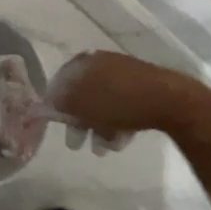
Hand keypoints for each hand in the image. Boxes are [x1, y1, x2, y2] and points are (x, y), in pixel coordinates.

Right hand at [48, 50, 197, 136]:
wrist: (170, 100)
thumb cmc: (118, 102)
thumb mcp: (82, 106)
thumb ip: (58, 105)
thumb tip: (40, 106)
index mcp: (84, 61)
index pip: (60, 81)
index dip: (55, 104)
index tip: (56, 124)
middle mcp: (101, 62)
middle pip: (81, 94)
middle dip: (78, 121)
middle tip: (76, 143)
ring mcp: (123, 73)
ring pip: (102, 102)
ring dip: (97, 126)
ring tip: (101, 148)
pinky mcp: (142, 86)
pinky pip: (120, 104)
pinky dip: (115, 122)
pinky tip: (119, 141)